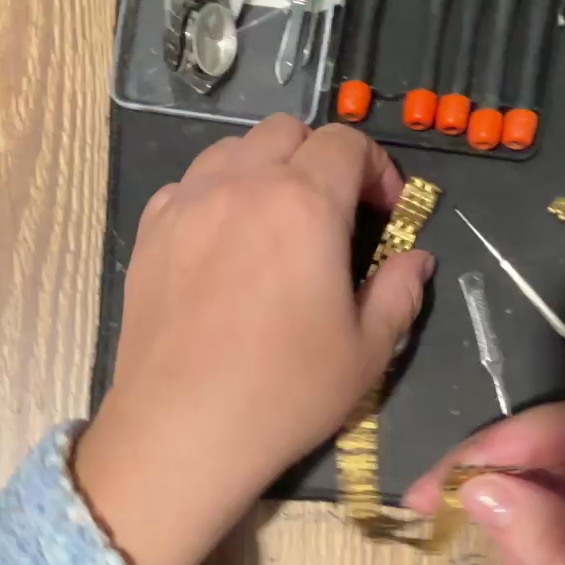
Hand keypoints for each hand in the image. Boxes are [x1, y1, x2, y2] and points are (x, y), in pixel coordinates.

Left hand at [75, 116, 432, 564]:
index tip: (383, 213)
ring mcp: (185, 207)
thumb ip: (399, 294)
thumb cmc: (284, 394)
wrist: (182, 431)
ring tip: (274, 222)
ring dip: (264, 169)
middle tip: (332, 215)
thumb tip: (415, 260)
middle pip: (286, 132)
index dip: (375, 169)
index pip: (346, 143)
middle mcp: (240, 186)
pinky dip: (213, 195)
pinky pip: (186, 187)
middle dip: (320, 159)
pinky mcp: (149, 236)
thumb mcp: (366, 353)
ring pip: (231, 151)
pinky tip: (221, 244)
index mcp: (304, 204)